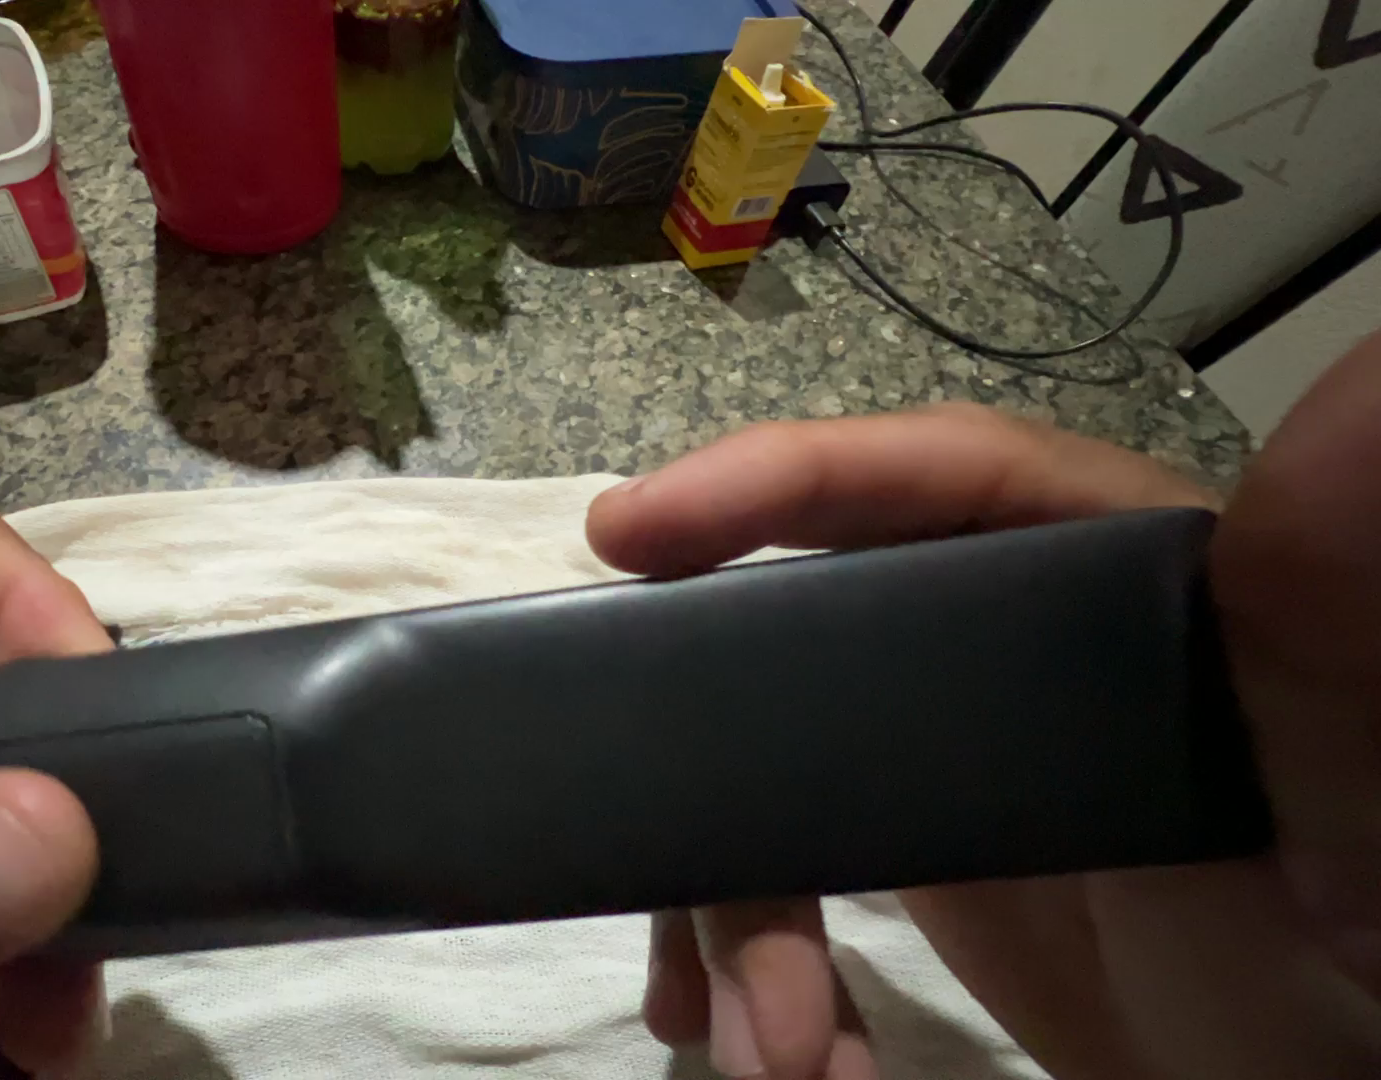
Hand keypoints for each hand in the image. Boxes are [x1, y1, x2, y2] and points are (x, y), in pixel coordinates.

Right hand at [586, 339, 1380, 1079]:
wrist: (1302, 1072)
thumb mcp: (1364, 794)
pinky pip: (750, 849)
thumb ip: (1343, 618)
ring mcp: (900, 731)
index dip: (757, 480)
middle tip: (657, 835)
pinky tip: (727, 1013)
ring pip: (741, 766)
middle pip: (771, 632)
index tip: (625, 528)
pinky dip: (724, 934)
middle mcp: (960, 630)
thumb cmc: (1358, 942)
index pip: (903, 479)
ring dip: (723, 900)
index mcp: (1074, 568)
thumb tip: (1378, 396)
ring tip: (754, 1035)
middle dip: (703, 747)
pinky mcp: (866, 820)